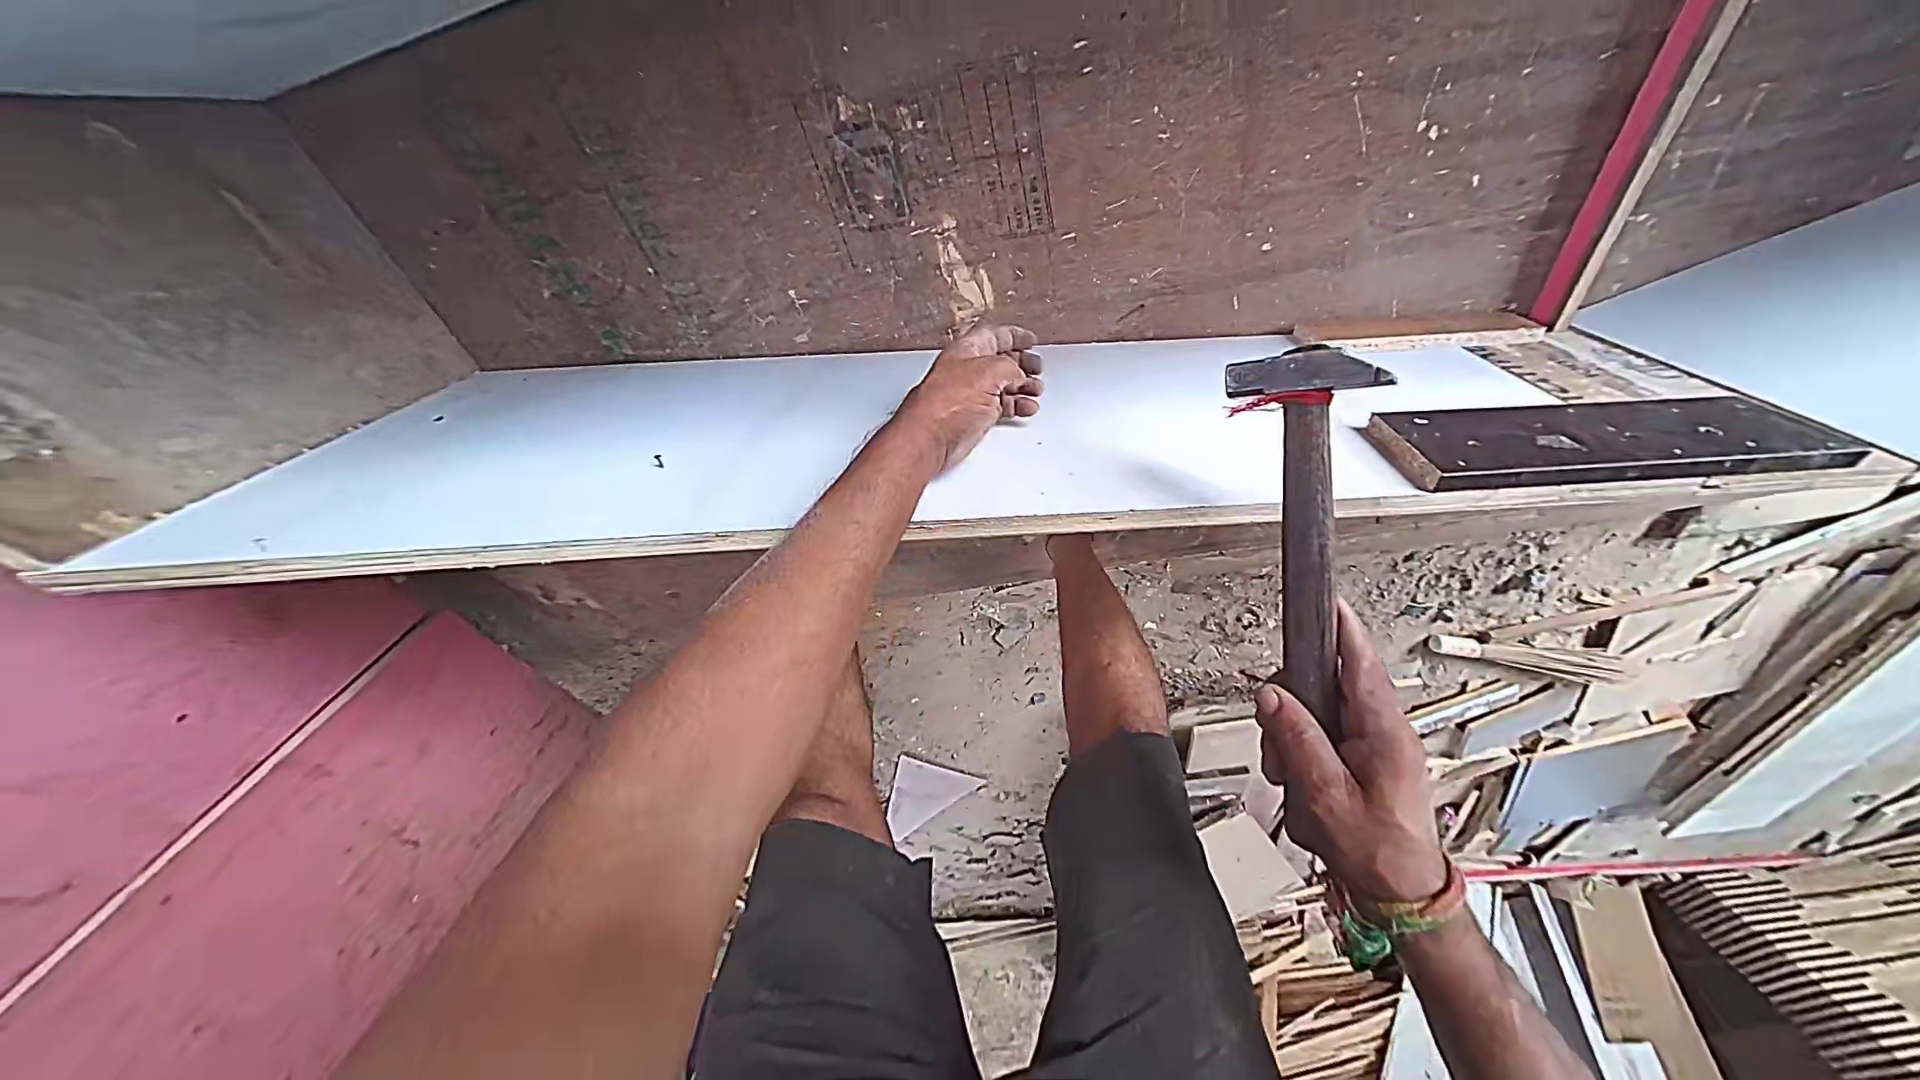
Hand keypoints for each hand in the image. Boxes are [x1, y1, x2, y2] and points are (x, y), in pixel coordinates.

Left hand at [895, 322, 1043, 470]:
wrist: (930, 437)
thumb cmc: (945, 404)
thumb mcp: (989, 372)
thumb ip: (1010, 367)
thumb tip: (1019, 374)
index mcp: (966, 351)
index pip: (994, 336)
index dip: (1015, 336)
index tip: (1030, 339)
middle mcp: (967, 371)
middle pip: (1000, 361)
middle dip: (1022, 363)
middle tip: (1037, 367)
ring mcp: (969, 395)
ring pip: (1002, 386)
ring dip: (1022, 387)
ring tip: (1035, 389)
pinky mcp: (973, 417)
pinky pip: (999, 407)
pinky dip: (1016, 406)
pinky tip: (1025, 408)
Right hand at [1256, 600, 1447, 902]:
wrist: (1401, 893)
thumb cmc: (1376, 850)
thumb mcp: (1327, 795)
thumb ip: (1298, 740)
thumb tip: (1271, 694)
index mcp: (1384, 732)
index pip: (1361, 664)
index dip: (1342, 629)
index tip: (1326, 600)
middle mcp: (1383, 730)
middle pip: (1324, 686)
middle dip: (1290, 712)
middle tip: (1279, 750)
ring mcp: (1374, 742)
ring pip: (1315, 711)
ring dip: (1291, 739)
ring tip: (1292, 778)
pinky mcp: (1363, 755)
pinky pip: (1320, 733)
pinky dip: (1300, 752)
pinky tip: (1300, 782)